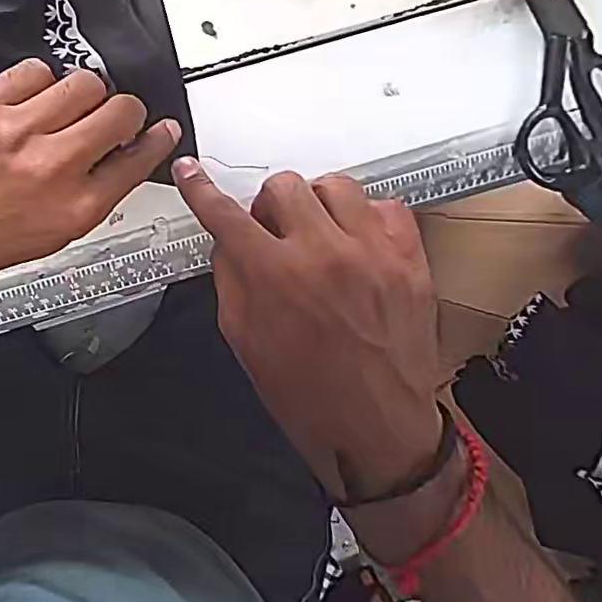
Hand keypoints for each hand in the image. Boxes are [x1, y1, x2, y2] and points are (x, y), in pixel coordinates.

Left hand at [0, 60, 179, 327]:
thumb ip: (104, 189)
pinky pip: (35, 70)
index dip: (156, 139)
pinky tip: (34, 101)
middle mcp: (50, 166)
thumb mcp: (62, 230)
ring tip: (67, 110)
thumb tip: (134, 152)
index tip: (161, 129)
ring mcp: (15, 132)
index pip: (138, 158)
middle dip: (124, 112)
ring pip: (83, 82)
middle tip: (109, 118)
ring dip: (85, 94)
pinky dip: (42, 81)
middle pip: (119, 111)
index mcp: (76, 205)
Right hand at [172, 159, 444, 504]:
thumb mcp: (244, 338)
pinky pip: (386, 205)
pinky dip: (365, 217)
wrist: (377, 429)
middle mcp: (323, 254)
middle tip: (273, 233)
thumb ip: (230, 279)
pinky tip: (356, 242)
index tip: (191, 172)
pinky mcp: (410, 261)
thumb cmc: (307, 394)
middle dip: (269, 206)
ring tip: (317, 234)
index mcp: (274, 277)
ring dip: (316, 205)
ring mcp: (373, 253)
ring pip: (335, 185)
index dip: (200, 188)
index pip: (225, 214)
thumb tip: (226, 241)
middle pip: (283, 185)